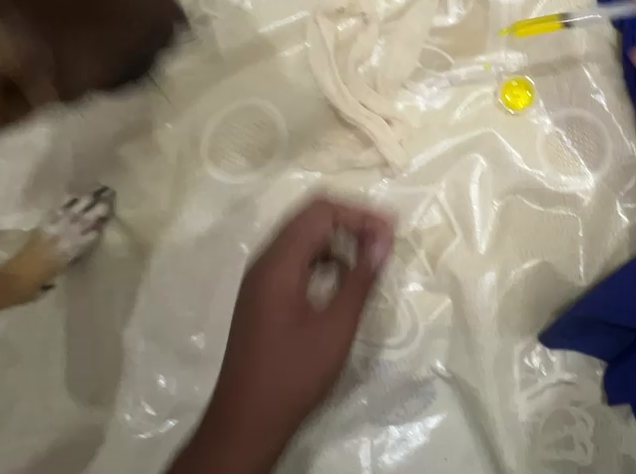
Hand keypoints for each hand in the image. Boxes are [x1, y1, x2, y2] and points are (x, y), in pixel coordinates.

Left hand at [200, 197, 393, 460]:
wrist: (245, 424)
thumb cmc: (294, 375)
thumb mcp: (336, 327)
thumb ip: (361, 278)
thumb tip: (383, 239)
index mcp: (279, 263)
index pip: (321, 212)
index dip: (359, 214)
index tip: (391, 231)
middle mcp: (264, 261)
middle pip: (310, 217)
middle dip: (350, 221)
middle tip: (383, 239)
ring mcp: (259, 279)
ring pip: (302, 237)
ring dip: (337, 239)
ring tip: (368, 258)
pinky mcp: (261, 296)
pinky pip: (294, 258)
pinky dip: (322, 257)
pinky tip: (342, 280)